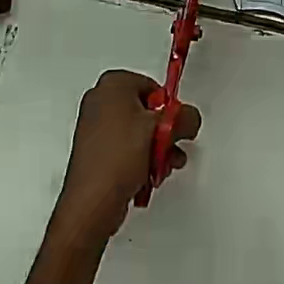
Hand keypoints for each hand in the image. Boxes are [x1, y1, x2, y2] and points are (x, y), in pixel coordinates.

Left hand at [52, 70, 199, 241]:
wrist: (94, 199)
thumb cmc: (116, 158)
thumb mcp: (162, 130)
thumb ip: (184, 118)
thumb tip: (190, 117)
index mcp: (113, 84)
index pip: (151, 85)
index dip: (167, 106)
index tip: (175, 122)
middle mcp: (100, 100)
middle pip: (144, 110)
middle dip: (162, 132)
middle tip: (169, 145)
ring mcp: (95, 126)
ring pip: (137, 132)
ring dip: (154, 150)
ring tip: (160, 165)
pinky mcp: (95, 150)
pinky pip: (125, 149)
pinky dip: (139, 160)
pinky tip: (146, 175)